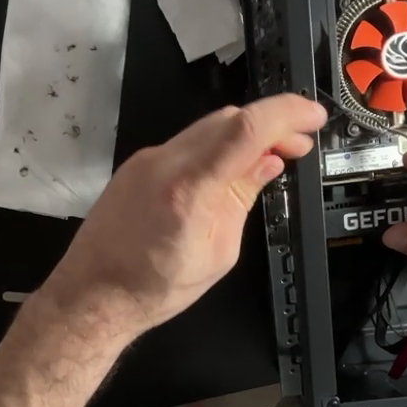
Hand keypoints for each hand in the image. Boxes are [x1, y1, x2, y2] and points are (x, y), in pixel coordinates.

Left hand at [41, 95, 325, 337]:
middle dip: (271, 124)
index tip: (313, 117)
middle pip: (229, 118)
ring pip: (207, 127)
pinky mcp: (136, 166)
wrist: (92, 293)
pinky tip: (228, 169)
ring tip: (268, 158)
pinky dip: (215, 147)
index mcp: (190, 191)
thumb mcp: (217, 254)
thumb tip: (267, 166)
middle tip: (297, 145)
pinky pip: (185, 144)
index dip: (287, 113)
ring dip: (243, 134)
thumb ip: (241, 201)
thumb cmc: (151, 288)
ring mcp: (146, 161)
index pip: (246, 128)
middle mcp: (164, 164)